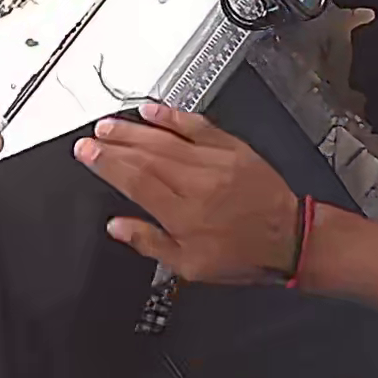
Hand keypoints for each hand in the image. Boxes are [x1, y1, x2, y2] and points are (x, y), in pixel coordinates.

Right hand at [74, 103, 298, 283]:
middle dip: (113, 143)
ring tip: (109, 124)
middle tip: (92, 136)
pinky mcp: (231, 149)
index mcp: (184, 215)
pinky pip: (197, 127)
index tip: (87, 152)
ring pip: (165, 139)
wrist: (291, 239)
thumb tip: (117, 226)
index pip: (135, 181)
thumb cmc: (242, 255)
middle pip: (146, 155)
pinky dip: (172, 117)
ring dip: (133, 129)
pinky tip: (151, 110)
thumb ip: (149, 243)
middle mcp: (198, 184)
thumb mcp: (190, 267)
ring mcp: (215, 163)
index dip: (107, 163)